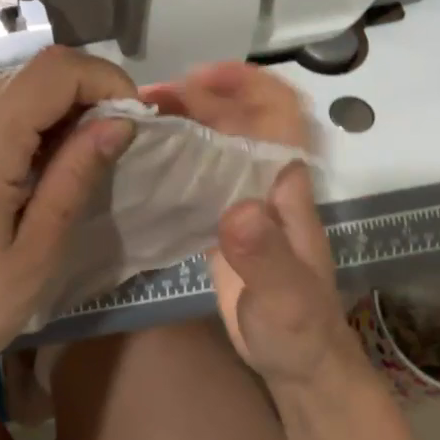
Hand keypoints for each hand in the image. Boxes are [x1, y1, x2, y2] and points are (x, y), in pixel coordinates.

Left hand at [0, 48, 137, 408]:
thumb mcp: (38, 248)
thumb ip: (76, 175)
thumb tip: (118, 121)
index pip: (53, 70)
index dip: (104, 80)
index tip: (135, 121)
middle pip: (31, 73)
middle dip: (84, 92)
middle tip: (117, 142)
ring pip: (11, 91)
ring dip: (56, 109)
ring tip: (86, 158)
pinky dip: (27, 126)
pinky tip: (44, 168)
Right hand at [141, 61, 358, 387]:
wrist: (299, 364)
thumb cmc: (300, 330)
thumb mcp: (285, 298)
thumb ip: (265, 255)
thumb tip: (236, 209)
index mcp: (288, 191)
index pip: (280, 118)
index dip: (248, 86)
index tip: (201, 76)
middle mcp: (267, 187)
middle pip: (241, 122)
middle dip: (202, 97)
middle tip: (148, 97)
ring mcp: (245, 206)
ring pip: (219, 145)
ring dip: (187, 121)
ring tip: (140, 116)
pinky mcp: (224, 228)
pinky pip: (202, 177)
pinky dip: (178, 157)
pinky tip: (145, 158)